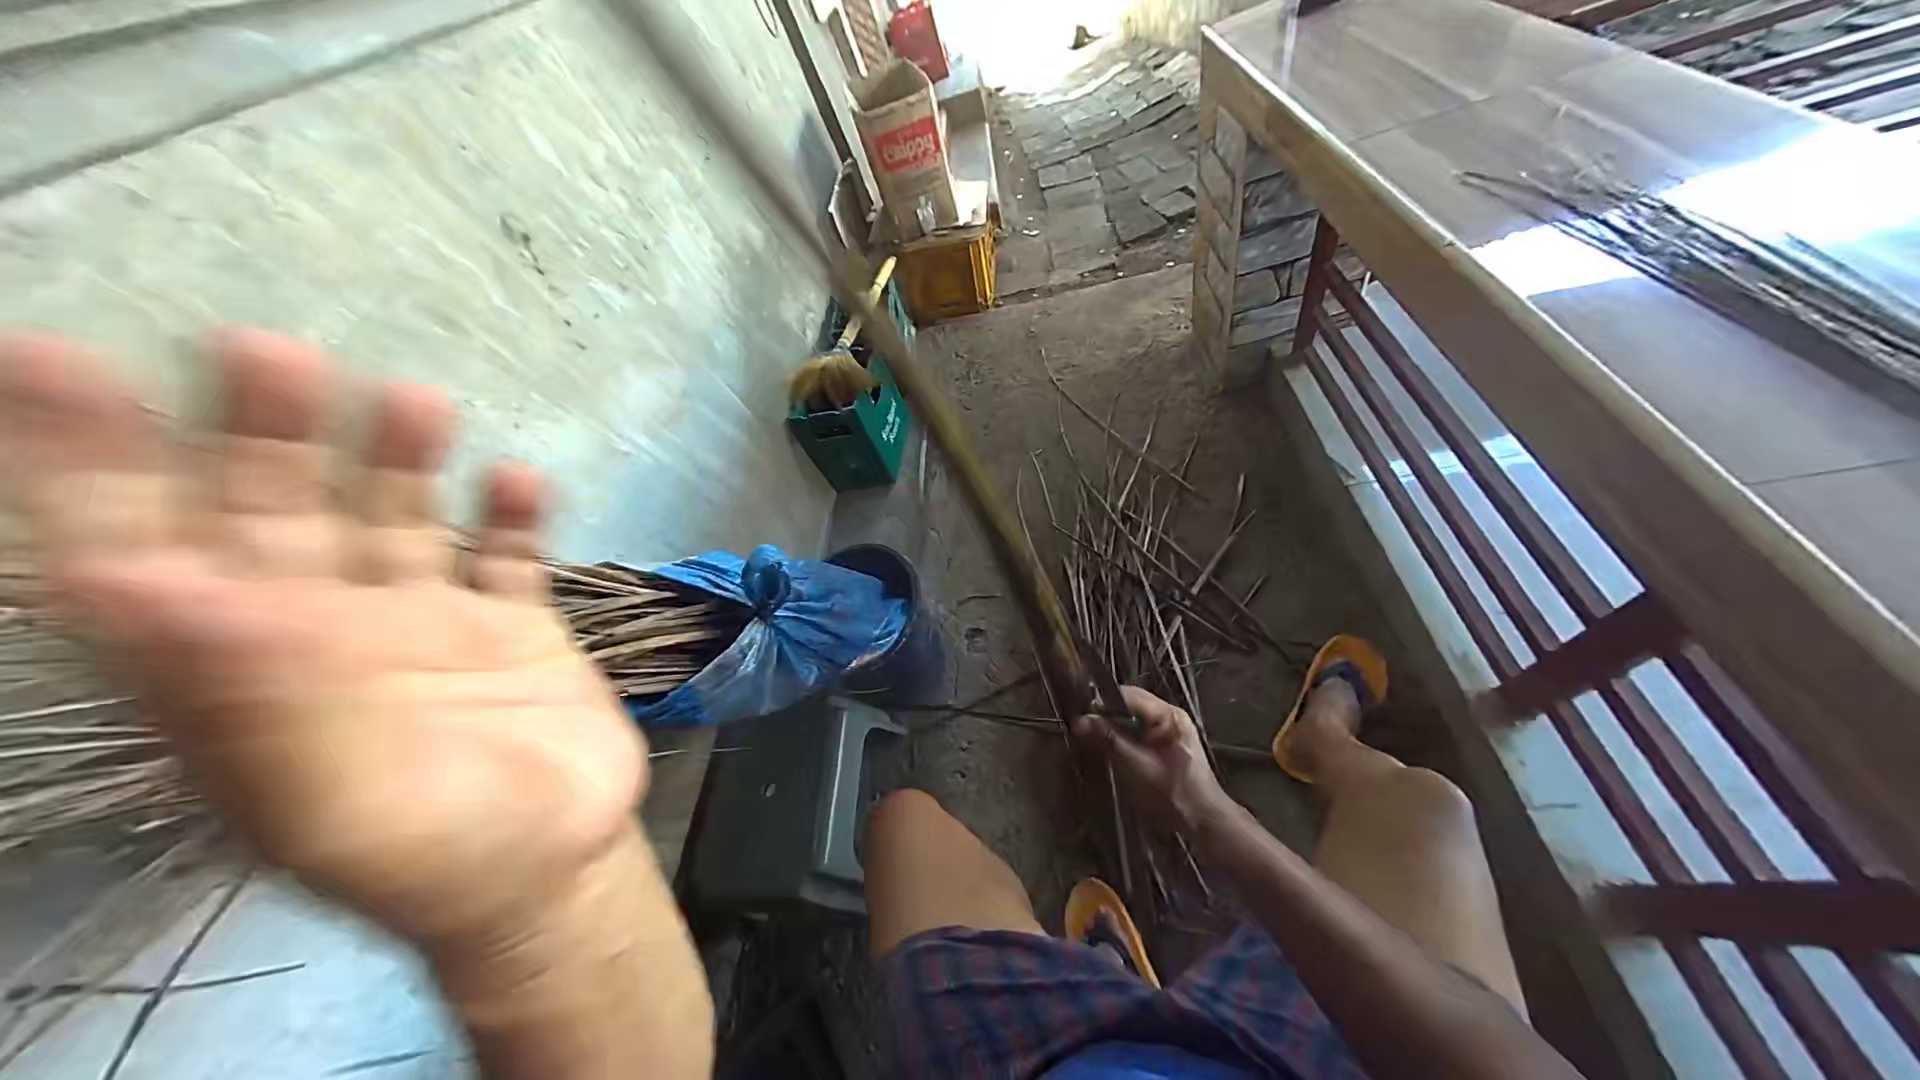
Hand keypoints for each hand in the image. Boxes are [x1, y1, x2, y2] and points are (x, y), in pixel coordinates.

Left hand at [0, 330, 646, 952]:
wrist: (559, 865)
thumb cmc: (442, 852)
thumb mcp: (335, 801)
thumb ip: (251, 699)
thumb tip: (135, 580)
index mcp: (252, 675)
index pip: (150, 553)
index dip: (99, 465)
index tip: (68, 366)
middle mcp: (333, 630)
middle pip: (287, 512)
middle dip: (270, 432)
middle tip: (264, 348)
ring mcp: (436, 621)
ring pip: (405, 517)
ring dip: (402, 456)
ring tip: (413, 401)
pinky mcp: (519, 624)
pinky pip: (510, 554)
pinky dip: (513, 515)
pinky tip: (519, 481)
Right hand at [1070, 685, 1230, 831]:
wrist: (1205, 823)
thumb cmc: (1178, 797)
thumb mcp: (1138, 767)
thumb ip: (1109, 741)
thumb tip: (1082, 721)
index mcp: (1170, 716)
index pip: (1128, 696)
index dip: (1102, 704)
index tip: (1083, 716)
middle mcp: (1171, 717)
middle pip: (1129, 703)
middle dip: (1106, 715)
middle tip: (1086, 729)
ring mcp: (1169, 729)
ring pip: (1131, 716)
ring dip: (1113, 726)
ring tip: (1096, 740)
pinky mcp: (1165, 743)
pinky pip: (1137, 730)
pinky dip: (1123, 737)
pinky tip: (1114, 751)